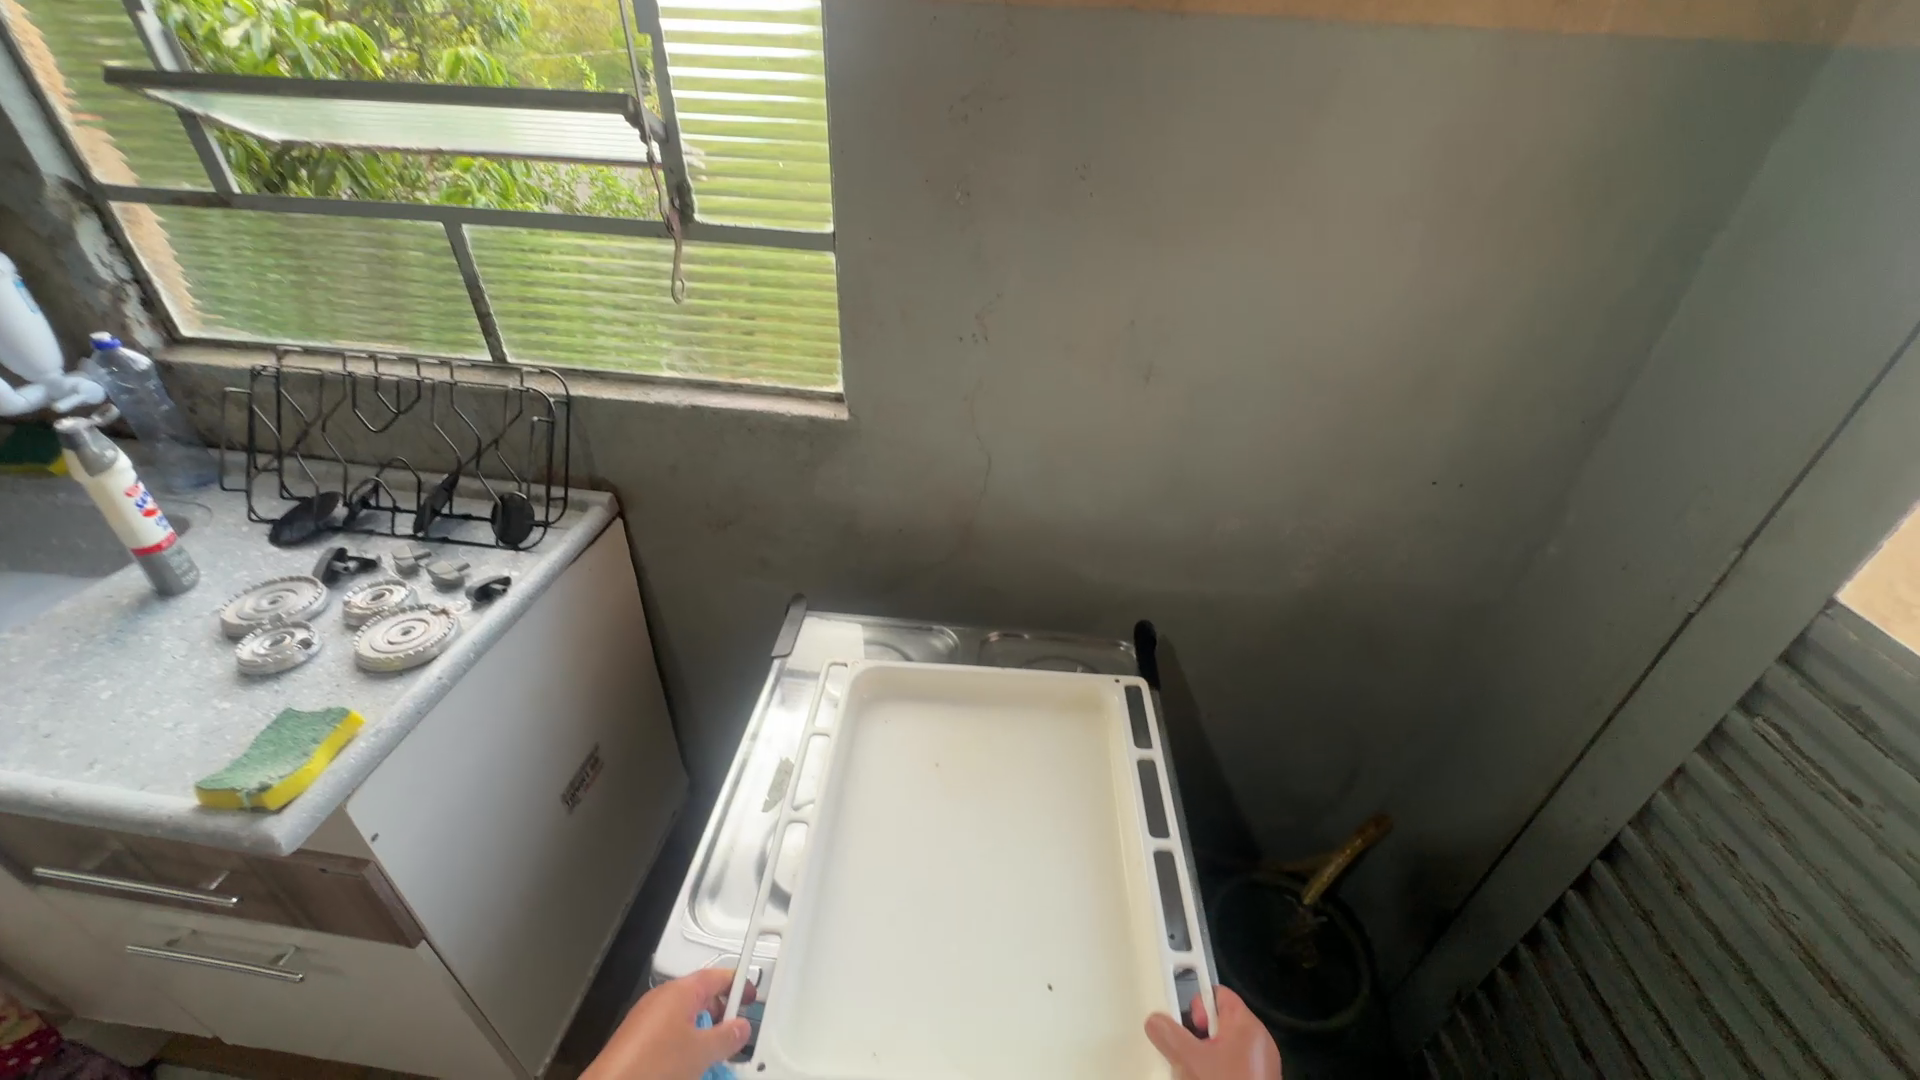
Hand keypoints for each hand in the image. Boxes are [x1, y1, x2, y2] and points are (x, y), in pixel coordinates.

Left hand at [582, 968, 753, 1079]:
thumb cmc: (652, 1066)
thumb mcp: (701, 1053)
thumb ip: (727, 1037)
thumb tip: (741, 1028)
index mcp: (680, 991)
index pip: (718, 976)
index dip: (738, 985)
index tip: (750, 997)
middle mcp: (662, 999)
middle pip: (702, 997)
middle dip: (720, 1015)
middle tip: (734, 1035)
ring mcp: (646, 1019)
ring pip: (686, 1019)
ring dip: (702, 1034)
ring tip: (711, 1058)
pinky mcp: (636, 1041)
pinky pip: (670, 1035)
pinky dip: (684, 1046)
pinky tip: (687, 1069)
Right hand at [1145, 986, 1282, 1079]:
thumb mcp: (1189, 1061)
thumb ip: (1168, 1034)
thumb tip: (1156, 1021)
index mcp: (1247, 1025)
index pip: (1216, 992)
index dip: (1194, 999)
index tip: (1178, 1009)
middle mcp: (1257, 1041)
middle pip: (1215, 1021)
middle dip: (1194, 1034)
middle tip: (1184, 1053)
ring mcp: (1259, 1066)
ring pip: (1220, 1046)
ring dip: (1201, 1056)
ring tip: (1192, 1073)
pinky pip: (1229, 1065)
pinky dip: (1213, 1070)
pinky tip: (1200, 1079)